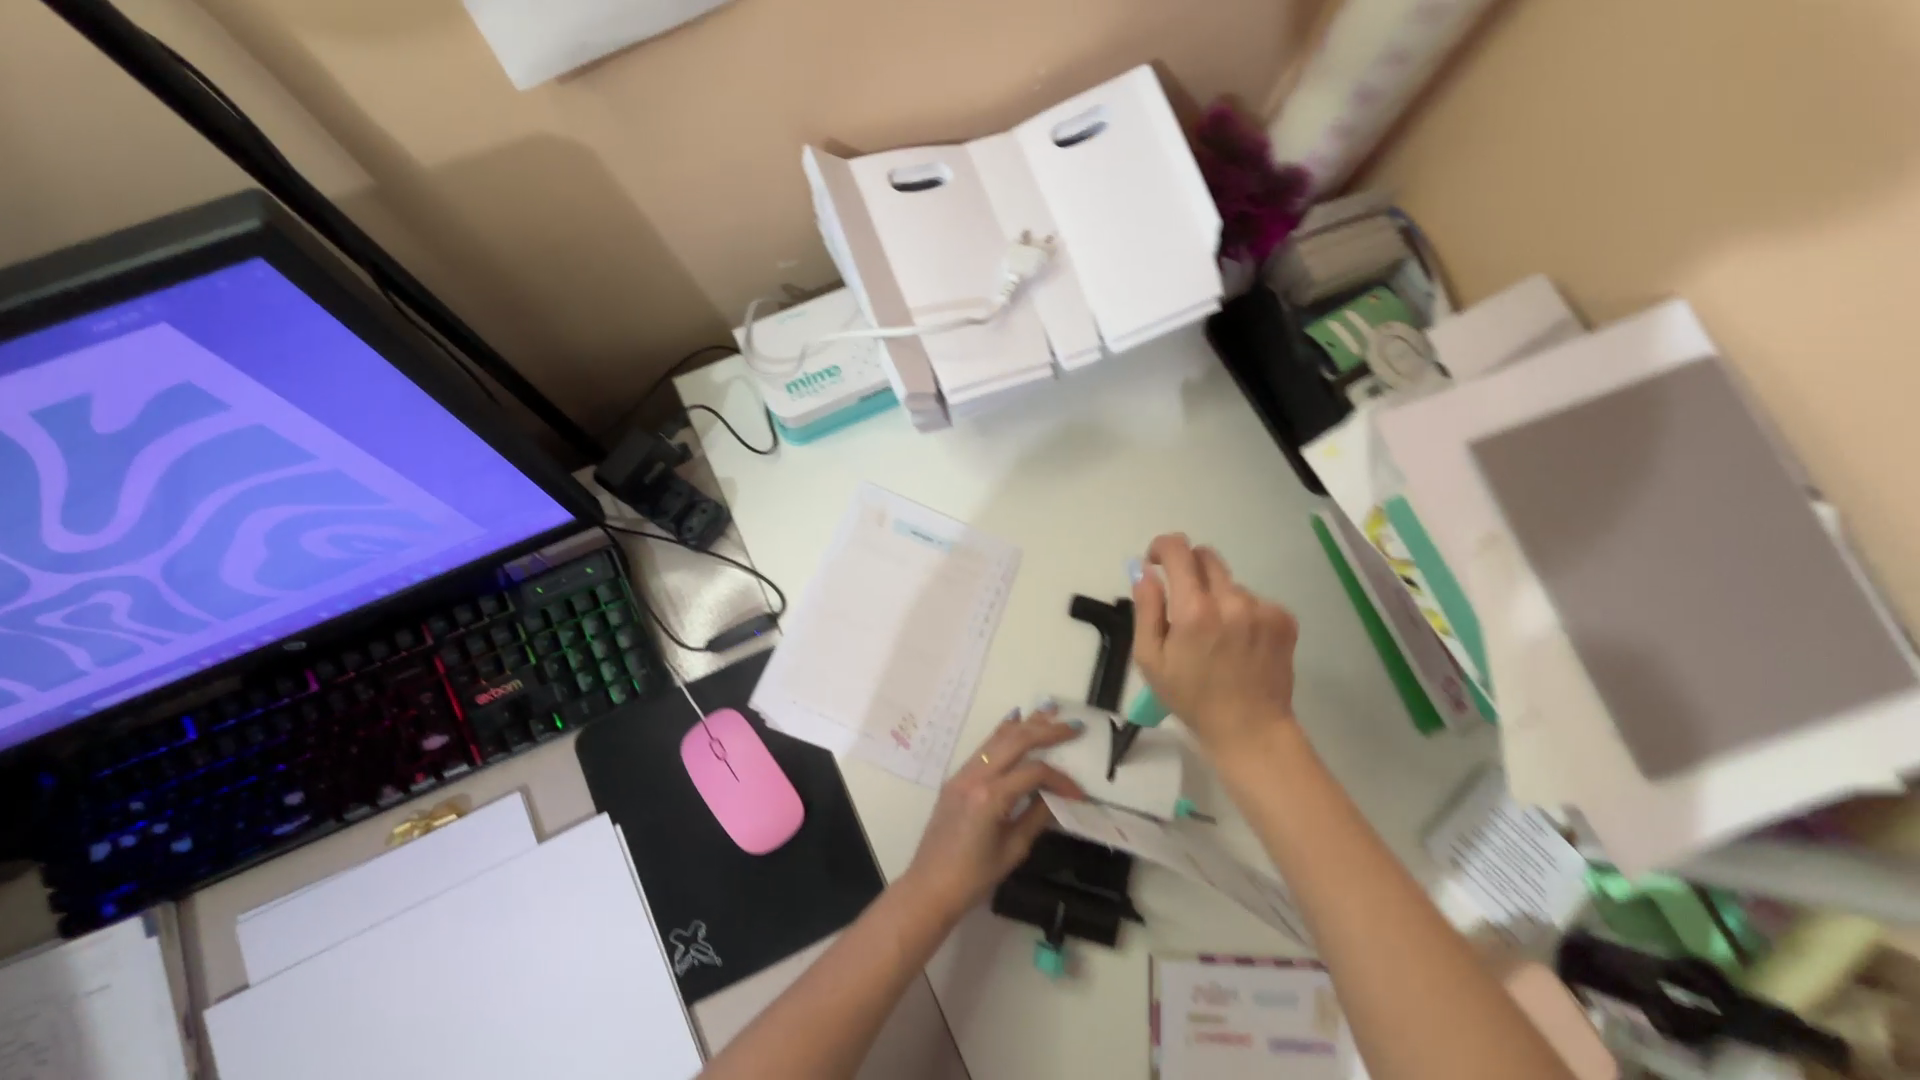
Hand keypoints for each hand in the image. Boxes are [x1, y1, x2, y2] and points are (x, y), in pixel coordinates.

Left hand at [900, 707, 1086, 924]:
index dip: (1061, 780)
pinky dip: (1002, 733)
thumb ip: (1036, 817)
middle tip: (1073, 726)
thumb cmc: (972, 878)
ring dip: (1024, 723)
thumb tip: (1057, 798)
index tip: (1079, 794)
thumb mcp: (1013, 850)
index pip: (1035, 773)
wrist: (928, 887)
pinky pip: (982, 748)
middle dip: (1046, 731)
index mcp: (991, 797)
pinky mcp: (956, 779)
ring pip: (997, 738)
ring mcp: (962, 775)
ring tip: (1048, 710)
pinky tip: (1015, 721)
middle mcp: (975, 777)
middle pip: (1015, 741)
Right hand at [1132, 534, 1300, 758]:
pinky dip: (1242, 612)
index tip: (1155, 561)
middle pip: (1206, 557)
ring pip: (1230, 583)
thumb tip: (1146, 572)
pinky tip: (1239, 643)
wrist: (1250, 729)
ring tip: (1215, 635)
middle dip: (1188, 569)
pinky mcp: (1284, 619)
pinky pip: (1254, 601)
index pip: (1179, 550)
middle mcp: (1232, 600)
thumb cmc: (1191, 698)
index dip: (1162, 547)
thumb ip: (1146, 609)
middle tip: (1182, 601)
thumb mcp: (1150, 659)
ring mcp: (1262, 608)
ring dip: (1217, 596)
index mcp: (1194, 610)